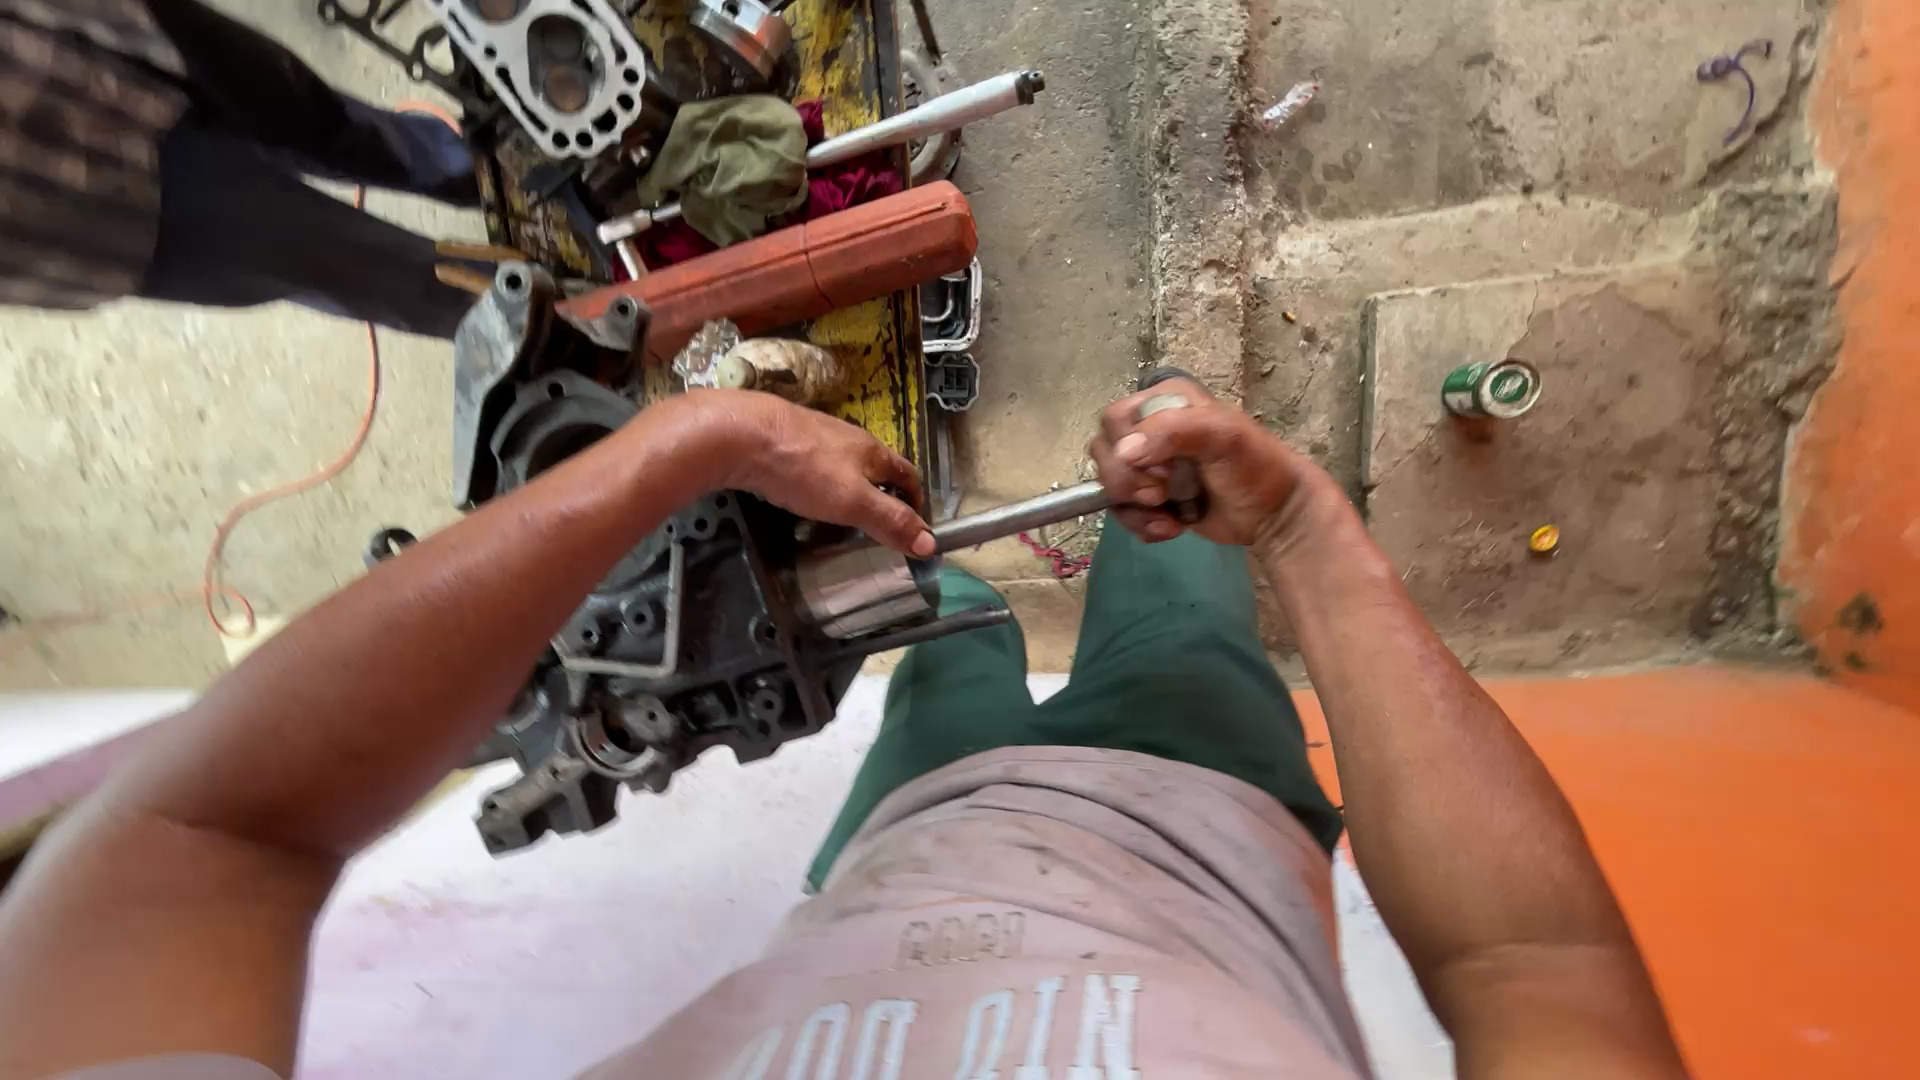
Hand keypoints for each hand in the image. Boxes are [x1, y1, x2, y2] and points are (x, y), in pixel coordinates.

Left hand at [688, 389, 934, 555]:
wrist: (743, 435)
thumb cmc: (805, 470)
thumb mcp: (854, 502)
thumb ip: (890, 522)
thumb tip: (931, 544)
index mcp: (873, 452)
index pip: (908, 474)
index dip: (916, 499)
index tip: (916, 524)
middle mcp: (849, 438)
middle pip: (878, 467)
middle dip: (884, 493)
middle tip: (880, 523)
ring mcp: (817, 435)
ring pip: (845, 463)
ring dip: (852, 486)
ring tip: (845, 513)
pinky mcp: (787, 438)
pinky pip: (815, 462)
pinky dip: (822, 481)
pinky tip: (806, 493)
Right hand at [1088, 378, 1341, 550]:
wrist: (1273, 515)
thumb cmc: (1254, 468)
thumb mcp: (1223, 437)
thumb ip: (1174, 432)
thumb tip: (1123, 452)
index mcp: (1164, 401)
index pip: (1114, 419)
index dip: (1129, 448)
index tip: (1163, 470)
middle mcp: (1149, 429)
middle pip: (1103, 452)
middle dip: (1128, 482)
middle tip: (1161, 496)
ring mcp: (1147, 465)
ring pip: (1108, 485)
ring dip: (1134, 509)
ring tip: (1168, 517)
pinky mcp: (1147, 497)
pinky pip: (1120, 510)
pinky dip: (1140, 524)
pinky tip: (1170, 528)